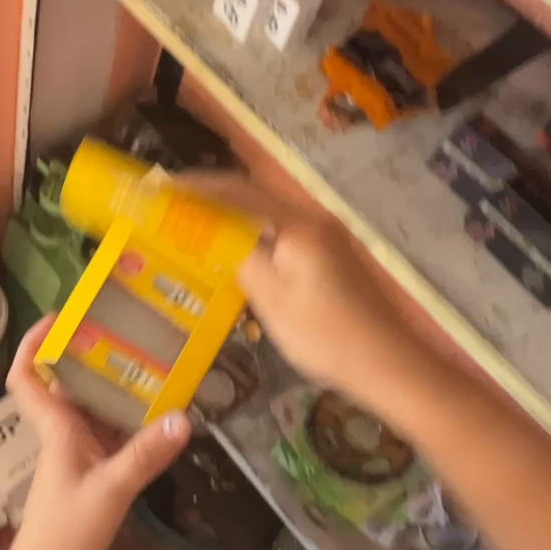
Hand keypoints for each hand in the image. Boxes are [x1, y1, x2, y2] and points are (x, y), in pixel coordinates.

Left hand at [1, 317, 189, 549]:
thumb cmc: (65, 533)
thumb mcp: (110, 492)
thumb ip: (144, 456)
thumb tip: (183, 418)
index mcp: (56, 428)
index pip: (27, 376)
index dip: (33, 343)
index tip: (59, 317)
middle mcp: (62, 432)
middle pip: (66, 382)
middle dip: (89, 353)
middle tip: (127, 330)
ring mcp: (75, 451)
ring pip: (90, 406)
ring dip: (112, 385)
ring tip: (151, 360)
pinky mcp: (89, 469)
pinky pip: (107, 431)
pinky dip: (127, 418)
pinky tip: (156, 413)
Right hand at [175, 173, 439, 409]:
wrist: (386, 362)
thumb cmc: (325, 336)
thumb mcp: (271, 301)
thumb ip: (241, 262)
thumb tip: (218, 241)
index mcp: (298, 227)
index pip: (239, 193)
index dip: (198, 187)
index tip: (163, 186)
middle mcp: (314, 221)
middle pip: (256, 196)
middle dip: (214, 196)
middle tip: (173, 203)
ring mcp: (326, 238)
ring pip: (269, 215)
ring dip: (232, 216)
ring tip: (195, 224)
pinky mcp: (331, 257)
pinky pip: (282, 234)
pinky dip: (252, 234)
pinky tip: (235, 252)